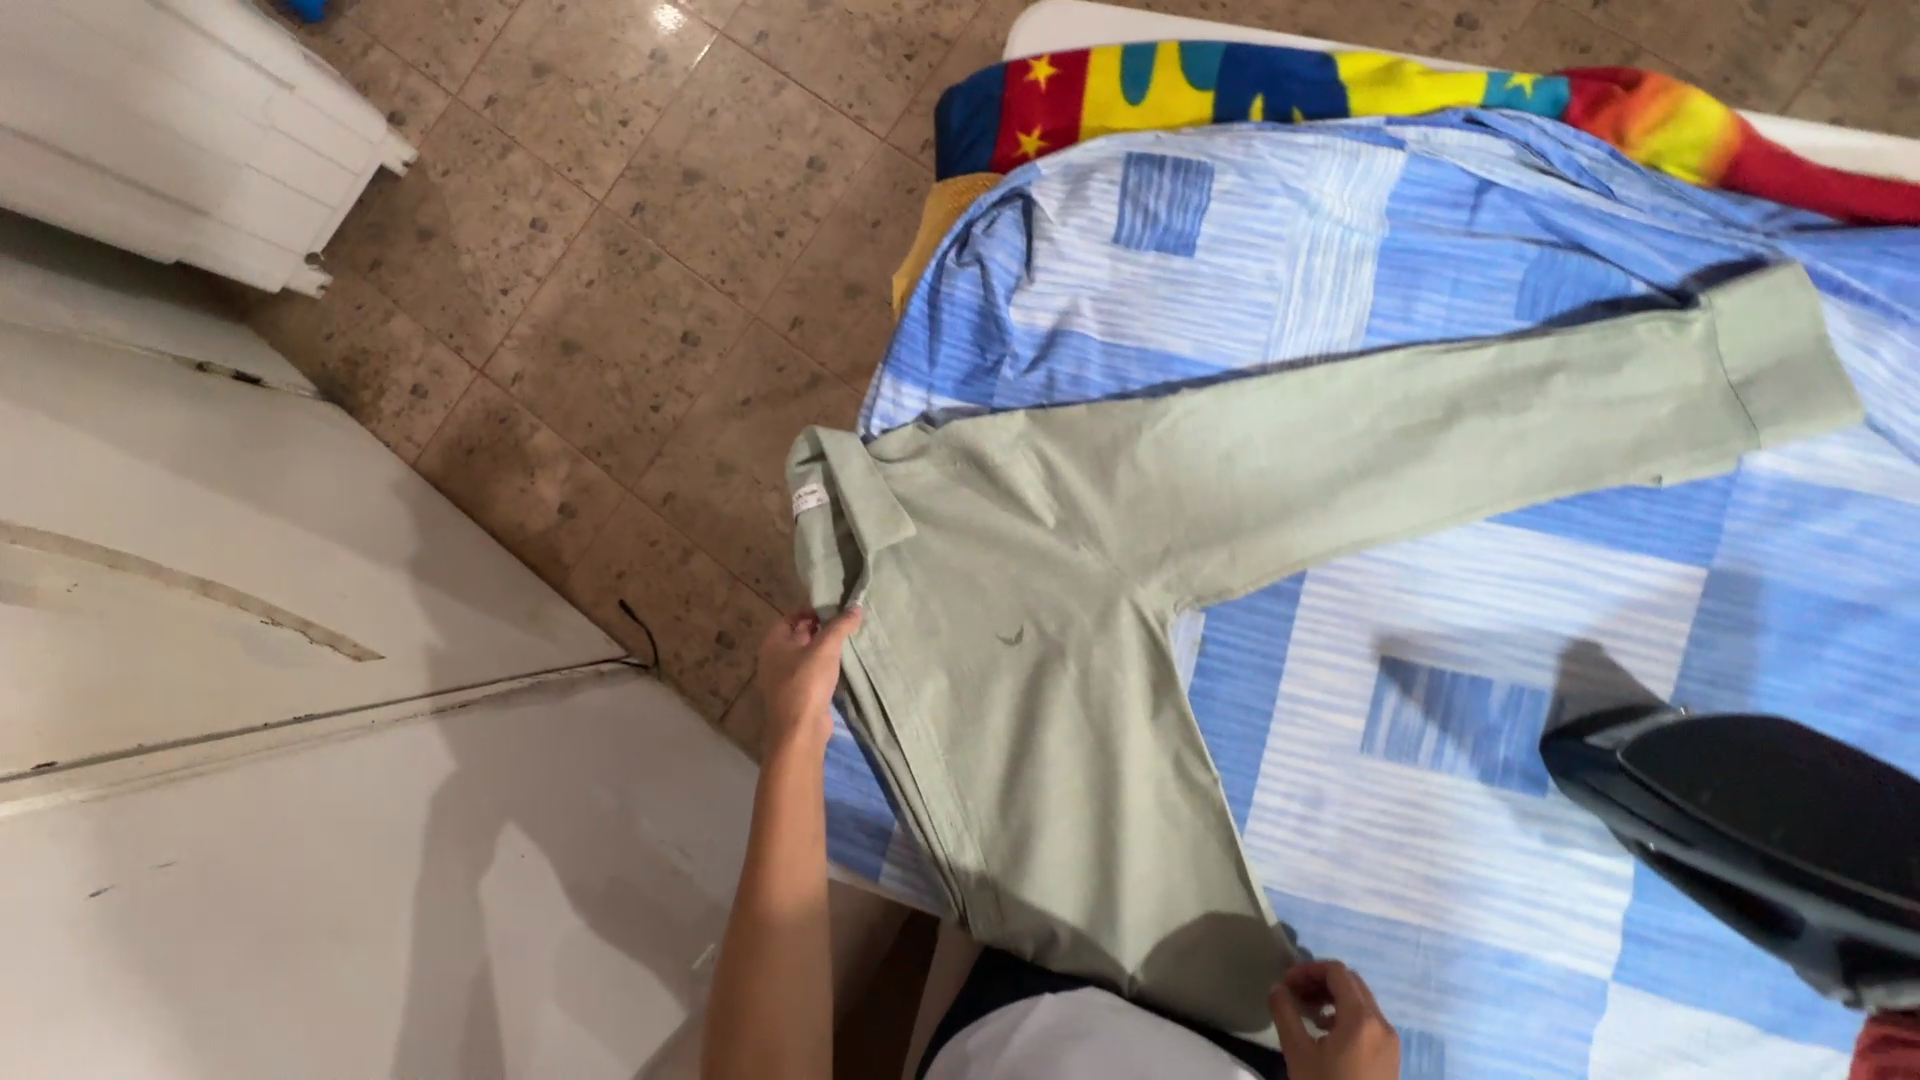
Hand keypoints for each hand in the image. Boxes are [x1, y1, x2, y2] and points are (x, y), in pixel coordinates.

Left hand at [755, 607, 862, 755]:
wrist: (800, 729)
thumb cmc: (807, 682)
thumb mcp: (825, 648)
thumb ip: (840, 626)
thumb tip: (855, 607)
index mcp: (773, 643)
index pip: (790, 617)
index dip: (810, 611)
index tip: (834, 611)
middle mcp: (774, 659)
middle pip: (798, 636)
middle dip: (820, 629)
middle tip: (845, 623)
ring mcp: (784, 679)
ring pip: (806, 656)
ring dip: (824, 650)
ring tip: (848, 641)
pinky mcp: (797, 695)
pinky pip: (811, 673)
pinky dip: (824, 667)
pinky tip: (842, 666)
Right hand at [1270, 961, 1399, 1079]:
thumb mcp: (1298, 1052)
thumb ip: (1285, 1012)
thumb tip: (1278, 988)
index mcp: (1361, 1018)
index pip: (1336, 972)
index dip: (1308, 970)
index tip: (1286, 983)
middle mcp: (1382, 1024)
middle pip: (1351, 982)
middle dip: (1320, 981)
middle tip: (1295, 994)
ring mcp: (1390, 1042)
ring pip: (1361, 1001)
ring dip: (1332, 997)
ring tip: (1308, 1013)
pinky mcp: (1391, 1057)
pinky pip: (1369, 1020)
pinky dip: (1346, 1014)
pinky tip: (1327, 1033)